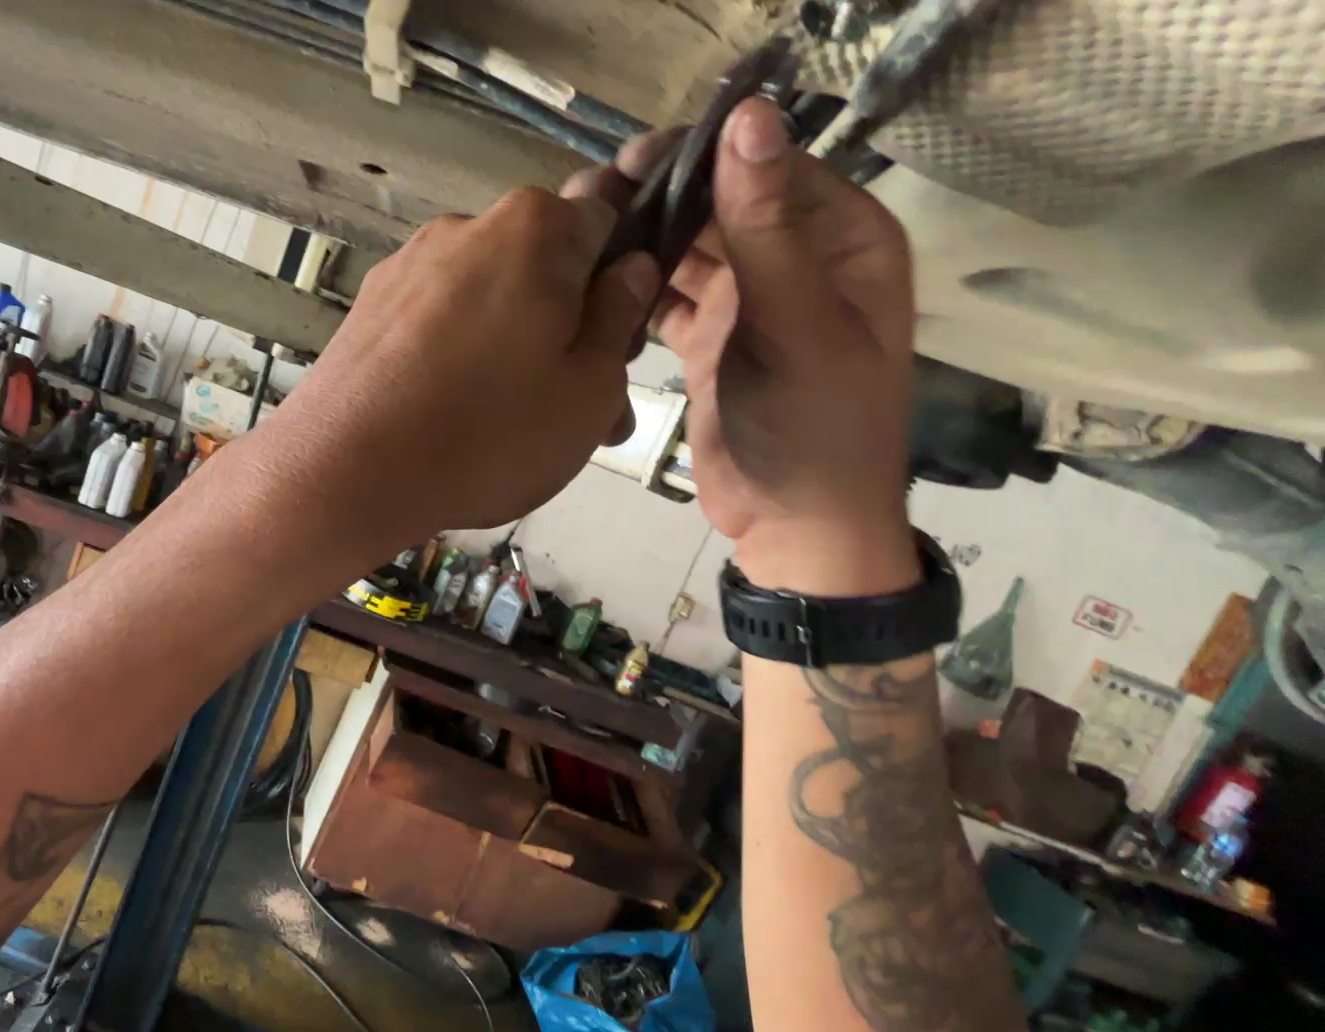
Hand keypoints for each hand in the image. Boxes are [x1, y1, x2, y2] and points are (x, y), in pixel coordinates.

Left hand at [233, 187, 660, 555]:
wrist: (344, 474)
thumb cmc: (487, 434)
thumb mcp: (588, 390)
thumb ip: (620, 320)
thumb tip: (631, 269)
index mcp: (533, 227)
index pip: (606, 229)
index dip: (621, 291)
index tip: (614, 354)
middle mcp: (464, 228)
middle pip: (541, 272)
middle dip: (567, 336)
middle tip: (575, 418)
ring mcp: (407, 268)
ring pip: (489, 304)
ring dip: (514, 356)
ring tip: (511, 435)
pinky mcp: (367, 311)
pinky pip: (437, 327)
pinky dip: (458, 363)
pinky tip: (452, 423)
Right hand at [603, 99, 918, 594]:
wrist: (794, 526)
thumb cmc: (815, 428)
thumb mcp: (796, 324)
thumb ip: (765, 228)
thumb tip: (749, 115)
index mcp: (841, 242)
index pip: (770, 169)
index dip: (706, 155)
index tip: (634, 158)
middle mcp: (795, 261)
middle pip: (721, 206)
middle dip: (661, 198)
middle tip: (590, 196)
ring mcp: (748, 303)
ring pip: (688, 251)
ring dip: (640, 241)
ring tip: (579, 233)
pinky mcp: (709, 342)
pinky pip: (666, 300)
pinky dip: (634, 292)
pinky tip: (592, 286)